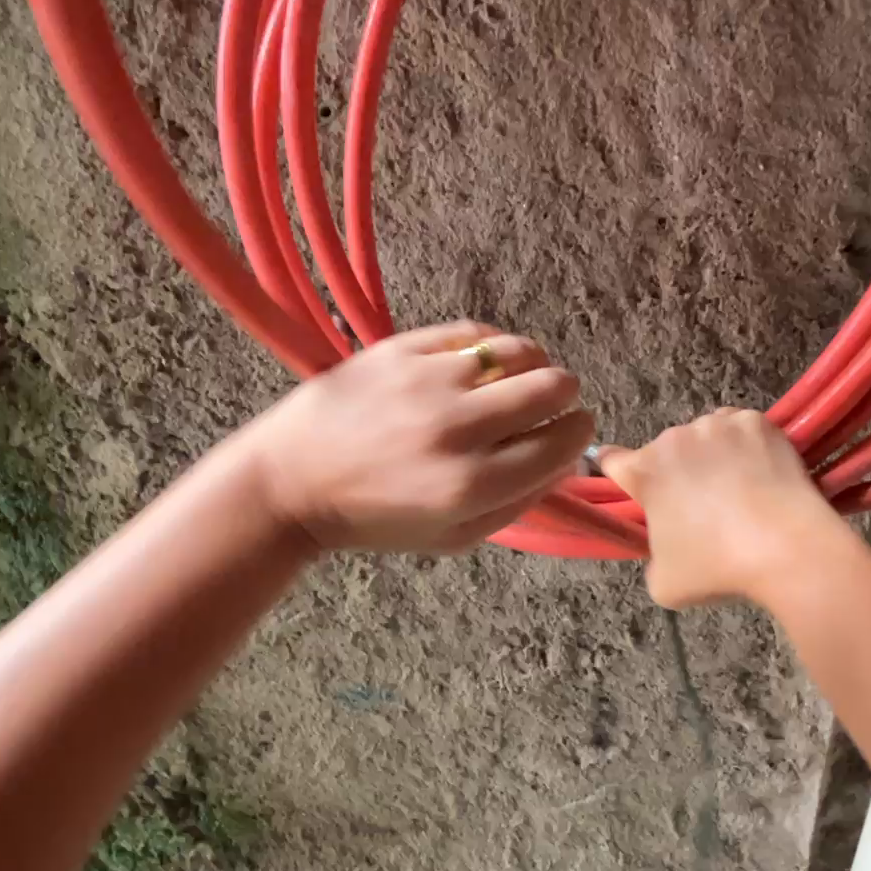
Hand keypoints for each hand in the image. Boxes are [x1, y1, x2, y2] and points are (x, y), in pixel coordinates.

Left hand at [241, 321, 593, 552]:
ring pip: (519, 350)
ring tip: (520, 376)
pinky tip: (483, 362)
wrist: (293, 480)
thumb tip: (562, 461)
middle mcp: (457, 429)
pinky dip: (491, 345)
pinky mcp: (401, 349)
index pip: (560, 444)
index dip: (578, 432)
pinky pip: (473, 332)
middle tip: (552, 401)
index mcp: (471, 487)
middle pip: (552, 388)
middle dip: (565, 395)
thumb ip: (514, 504)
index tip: (574, 426)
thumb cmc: (373, 517)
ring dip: (533, 363)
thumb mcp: (450, 537)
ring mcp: (428, 381)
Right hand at [599, 409, 837, 607]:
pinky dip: (745, 445)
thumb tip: (665, 546)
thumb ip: (651, 556)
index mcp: (643, 472)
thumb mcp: (664, 582)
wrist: (788, 549)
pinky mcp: (756, 422)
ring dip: (710, 455)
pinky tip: (759, 473)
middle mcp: (673, 439)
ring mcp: (715, 426)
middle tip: (702, 506)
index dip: (618, 472)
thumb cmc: (718, 567)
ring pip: (703, 436)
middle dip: (676, 472)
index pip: (611, 460)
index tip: (633, 484)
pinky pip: (740, 428)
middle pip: (664, 451)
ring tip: (736, 488)